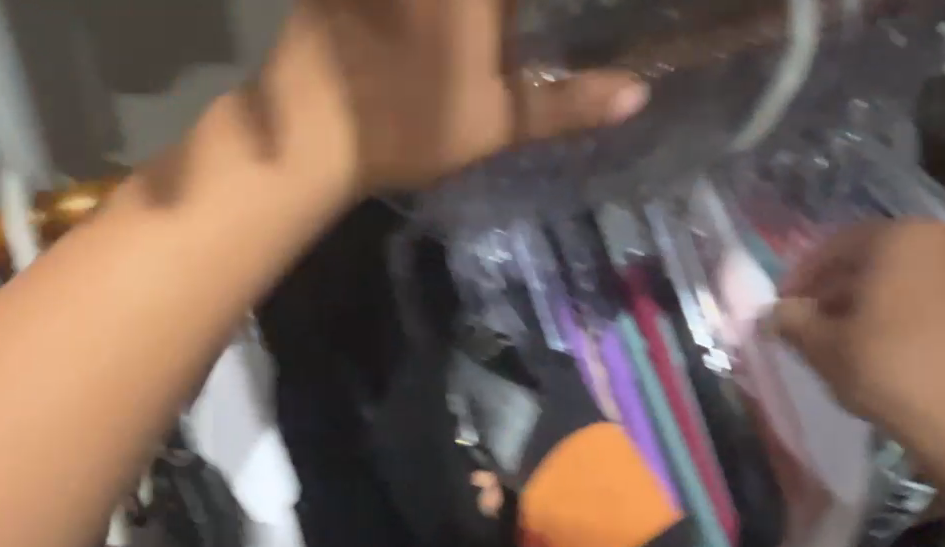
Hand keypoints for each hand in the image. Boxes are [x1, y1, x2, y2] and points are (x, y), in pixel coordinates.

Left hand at [252, 0, 647, 195]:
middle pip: (481, 0)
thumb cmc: (407, 129)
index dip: (510, 14)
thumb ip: (563, 103)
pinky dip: (390, 11)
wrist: (308, 136)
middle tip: (487, 32)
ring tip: (458, 32)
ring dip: (456, 15)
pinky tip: (399, 25)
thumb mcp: (492, 123)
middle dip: (490, 15)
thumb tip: (636, 95)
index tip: (510, 28)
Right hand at [771, 221, 944, 455]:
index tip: (784, 307)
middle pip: (884, 256)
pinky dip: (920, 312)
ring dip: (884, 300)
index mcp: (904, 238)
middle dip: (845, 287)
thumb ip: (794, 321)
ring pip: (920, 275)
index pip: (839, 244)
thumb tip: (780, 311)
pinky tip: (901, 346)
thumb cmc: (890, 368)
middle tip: (817, 323)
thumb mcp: (822, 348)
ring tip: (857, 338)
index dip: (803, 275)